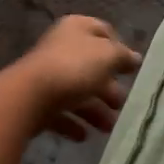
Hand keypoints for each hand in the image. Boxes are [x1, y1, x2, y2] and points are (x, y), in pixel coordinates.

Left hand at [8, 16, 141, 141]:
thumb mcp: (107, 57)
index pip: (103, 31)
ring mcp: (47, 74)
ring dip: (94, 109)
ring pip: (77, 90)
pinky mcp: (37, 100)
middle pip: (91, 65)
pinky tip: (84, 136)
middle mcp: (61, 46)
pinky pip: (60, 111)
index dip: (119, 48)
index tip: (130, 69)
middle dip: (108, 86)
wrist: (28, 96)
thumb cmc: (73, 67)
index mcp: (77, 27)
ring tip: (108, 127)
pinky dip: (73, 123)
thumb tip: (135, 58)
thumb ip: (123, 57)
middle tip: (122, 104)